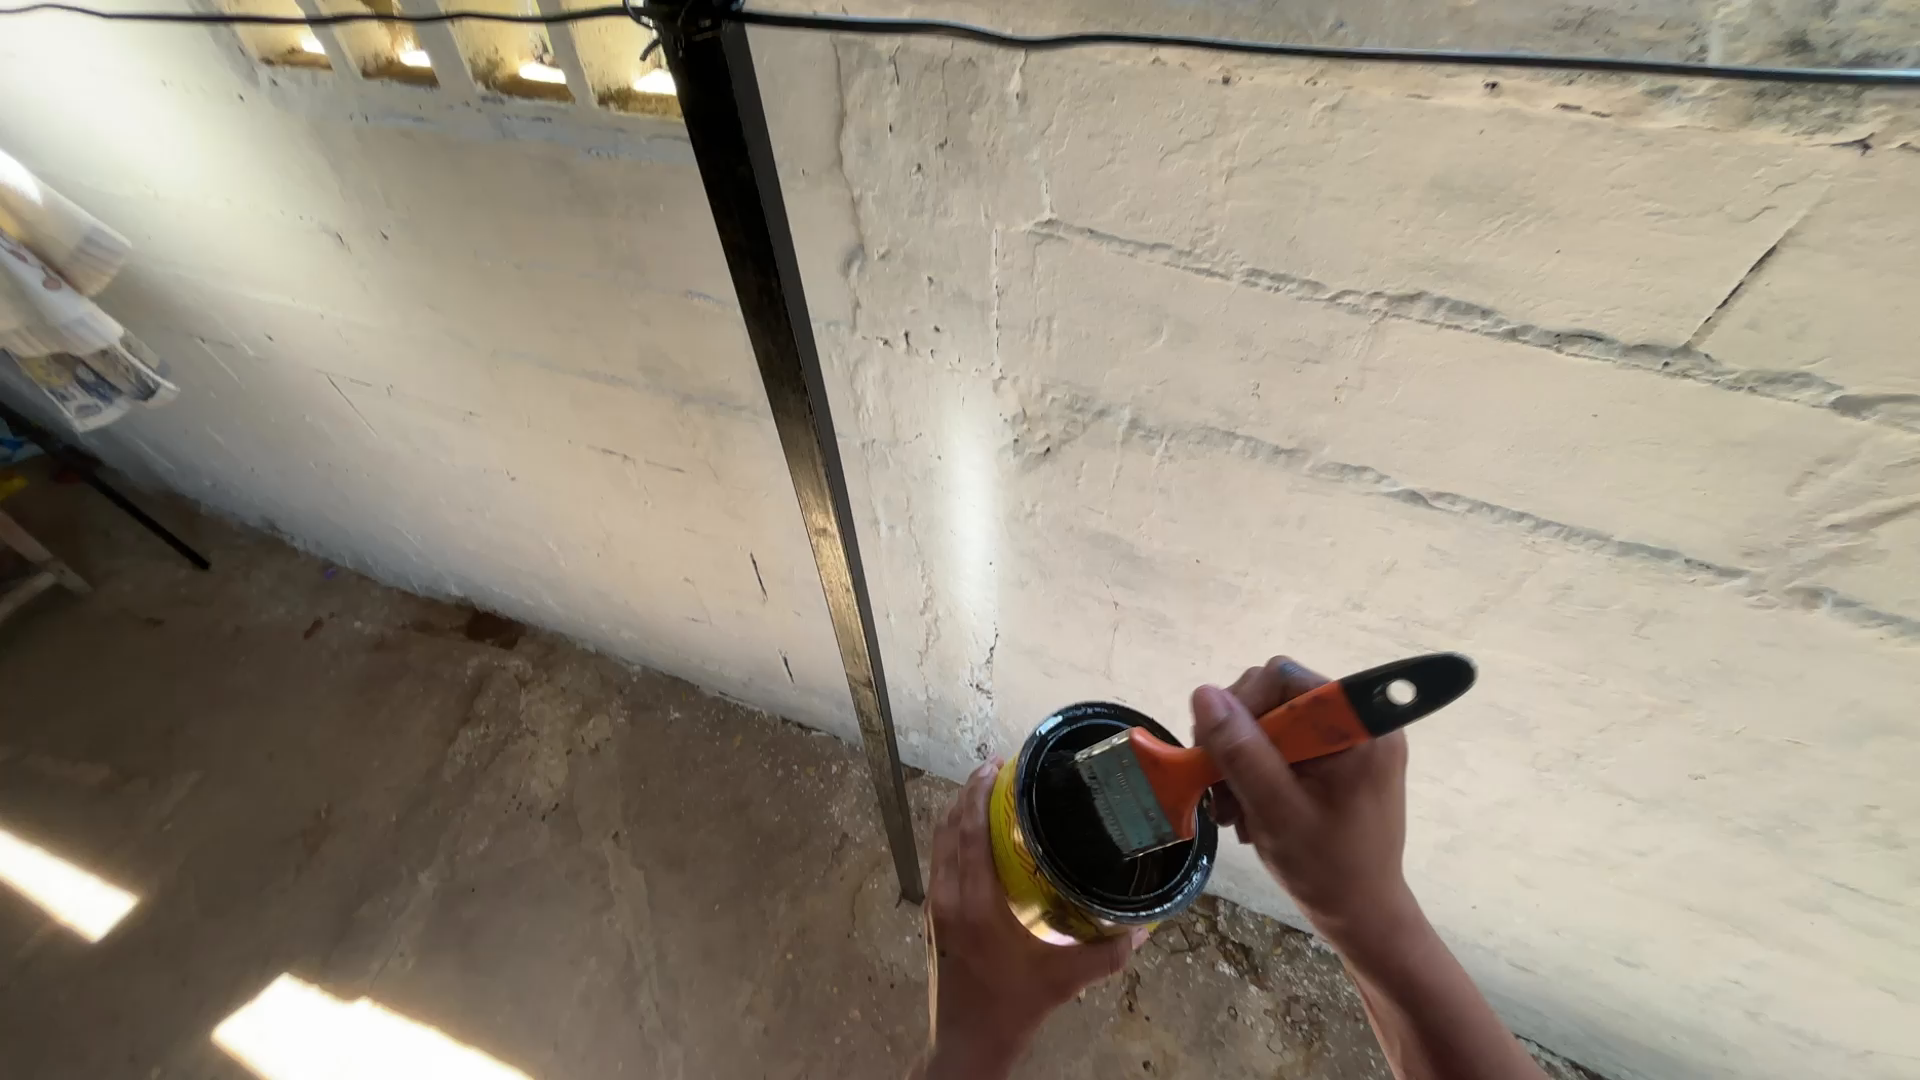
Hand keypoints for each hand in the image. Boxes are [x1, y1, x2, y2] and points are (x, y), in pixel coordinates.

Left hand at [917, 762, 1144, 1079]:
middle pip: (949, 826)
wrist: (965, 1045)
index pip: (969, 832)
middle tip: (996, 768)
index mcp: (974, 903)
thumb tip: (1145, 925)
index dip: (979, 793)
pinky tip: (973, 830)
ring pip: (938, 840)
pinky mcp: (931, 911)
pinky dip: (951, 833)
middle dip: (968, 792)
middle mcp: (947, 894)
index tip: (997, 766)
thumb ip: (1107, 954)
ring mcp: (934, 902)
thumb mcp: (1063, 981)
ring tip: (984, 789)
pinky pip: (937, 857)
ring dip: (957, 810)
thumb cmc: (1012, 1007)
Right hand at [1193, 657, 1416, 945]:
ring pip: (1264, 719)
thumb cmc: (1328, 869)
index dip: (1243, 704)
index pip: (1284, 679)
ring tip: (1229, 807)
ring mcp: (1339, 740)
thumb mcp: (1276, 810)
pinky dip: (1249, 770)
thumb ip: (1242, 751)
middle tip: (1217, 783)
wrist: (1361, 917)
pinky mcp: (1327, 758)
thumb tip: (1204, 694)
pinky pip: (1273, 741)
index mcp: (1359, 728)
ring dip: (1236, 759)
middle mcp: (1353, 723)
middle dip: (1235, 738)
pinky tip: (1243, 806)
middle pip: (1270, 696)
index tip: (1219, 748)